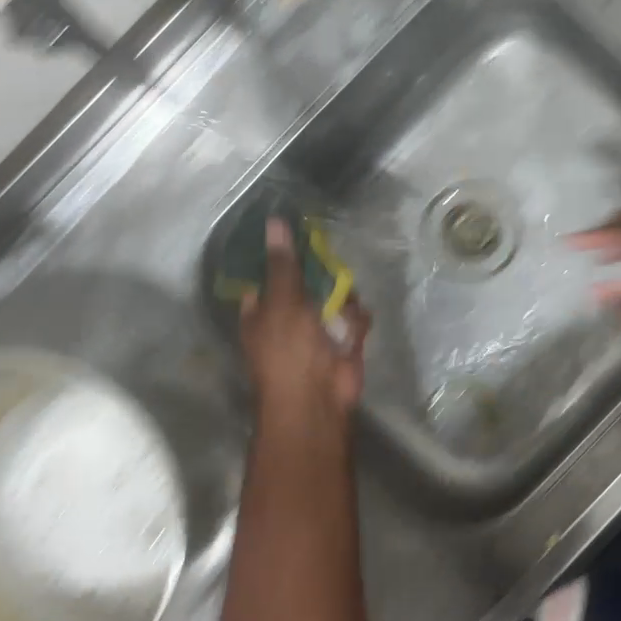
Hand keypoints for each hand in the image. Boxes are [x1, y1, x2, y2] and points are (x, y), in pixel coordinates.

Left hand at [240, 218, 368, 432]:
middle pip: (309, 283)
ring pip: (336, 298)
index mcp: (262, 310)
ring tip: (342, 310)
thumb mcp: (282, 301)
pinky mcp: (344, 342)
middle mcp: (289, 318)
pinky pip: (355, 320)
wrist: (317, 398)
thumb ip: (283, 264)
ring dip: (343, 301)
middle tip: (330, 269)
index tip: (301, 236)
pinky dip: (358, 322)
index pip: (271, 275)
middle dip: (323, 277)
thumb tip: (274, 222)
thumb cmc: (288, 350)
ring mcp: (318, 331)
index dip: (283, 258)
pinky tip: (354, 329)